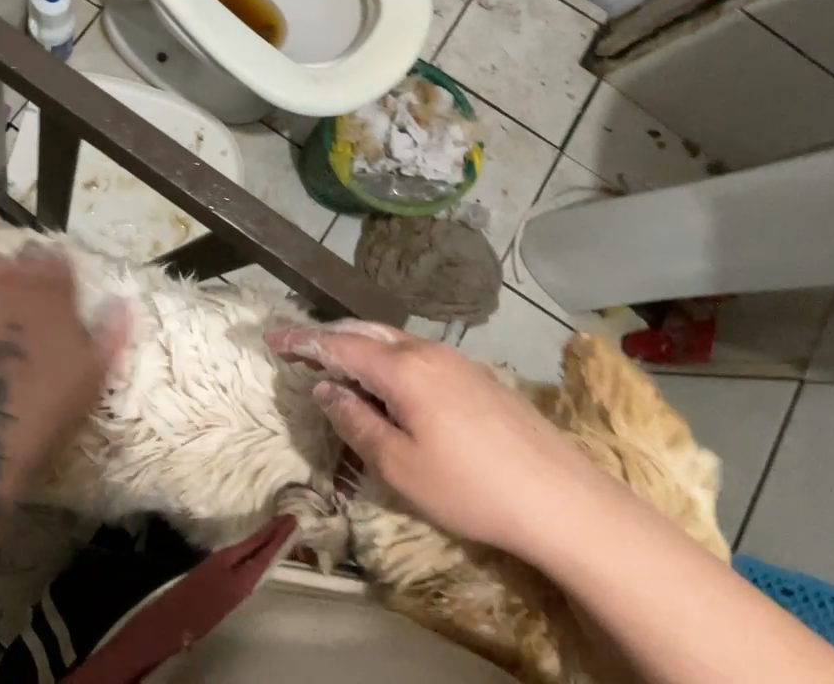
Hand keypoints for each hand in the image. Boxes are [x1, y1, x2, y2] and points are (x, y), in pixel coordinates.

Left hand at [0, 246, 125, 496]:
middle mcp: (17, 281)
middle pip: (25, 255)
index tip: (64, 288)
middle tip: (34, 296)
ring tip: (1, 294)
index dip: (62, 271)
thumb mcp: (93, 373)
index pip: (60, 258)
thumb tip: (123, 300)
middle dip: (31, 269)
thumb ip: (110, 332)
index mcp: (54, 292)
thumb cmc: (48, 406)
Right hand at [266, 323, 621, 560]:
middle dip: (326, 334)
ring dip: (358, 343)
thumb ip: (355, 422)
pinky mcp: (480, 377)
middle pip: (366, 331)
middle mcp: (428, 352)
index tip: (270, 337)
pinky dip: (387, 354)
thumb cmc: (471, 488)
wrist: (564, 501)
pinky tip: (387, 378)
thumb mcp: (399, 466)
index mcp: (402, 369)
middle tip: (295, 344)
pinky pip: (418, 352)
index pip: (338, 345)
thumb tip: (326, 389)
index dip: (301, 340)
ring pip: (394, 338)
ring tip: (334, 358)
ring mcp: (459, 361)